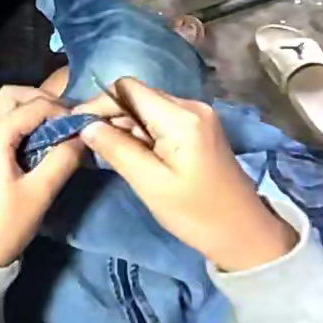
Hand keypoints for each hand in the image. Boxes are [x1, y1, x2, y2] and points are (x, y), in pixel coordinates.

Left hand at [0, 86, 83, 266]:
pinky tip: (28, 143)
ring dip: (25, 110)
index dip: (62, 110)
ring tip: (50, 129)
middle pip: (11, 95)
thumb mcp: (40, 193)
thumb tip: (82, 137)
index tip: (82, 123)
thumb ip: (64, 159)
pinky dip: (11, 122)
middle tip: (64, 118)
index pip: (34, 106)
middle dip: (40, 100)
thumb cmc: (4, 226)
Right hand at [76, 77, 295, 271]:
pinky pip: (160, 120)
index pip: (128, 88)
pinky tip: (132, 154)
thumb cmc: (196, 213)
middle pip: (137, 95)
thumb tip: (87, 125)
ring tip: (109, 153)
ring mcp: (197, 115)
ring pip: (146, 107)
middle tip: (90, 144)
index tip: (78, 125)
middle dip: (111, 115)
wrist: (245, 235)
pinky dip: (141, 133)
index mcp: (181, 116)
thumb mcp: (150, 184)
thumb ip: (117, 149)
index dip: (100, 102)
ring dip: (125, 126)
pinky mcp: (198, 128)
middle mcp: (191, 105)